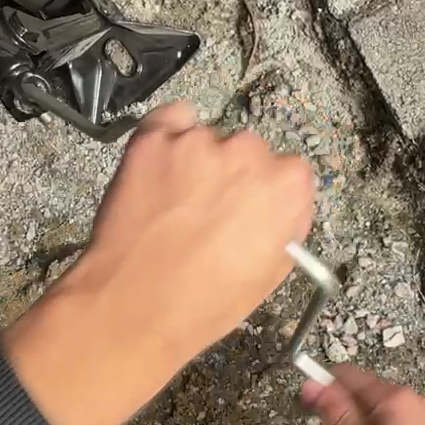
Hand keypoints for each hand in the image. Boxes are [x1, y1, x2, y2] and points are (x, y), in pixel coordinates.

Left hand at [3, 101, 314, 424]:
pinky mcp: (155, 139)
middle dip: (229, 174)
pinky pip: (170, 118)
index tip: (244, 210)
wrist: (136, 305)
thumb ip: (285, 224)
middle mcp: (250, 153)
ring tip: (170, 203)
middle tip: (203, 210)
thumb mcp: (270, 273)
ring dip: (194, 160)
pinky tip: (157, 169)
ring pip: (205, 138)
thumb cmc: (204, 301)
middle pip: (246, 150)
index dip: (261, 194)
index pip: (286, 172)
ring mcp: (199, 142)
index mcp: (287, 186)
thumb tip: (280, 203)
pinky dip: (167, 135)